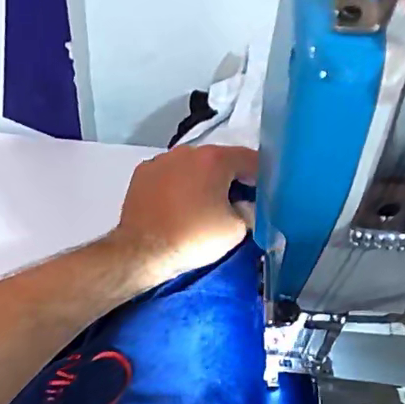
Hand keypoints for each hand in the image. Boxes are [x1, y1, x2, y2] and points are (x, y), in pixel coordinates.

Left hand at [100, 144, 255, 289]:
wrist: (142, 252)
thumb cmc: (193, 238)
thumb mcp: (236, 230)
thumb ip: (249, 211)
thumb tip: (244, 206)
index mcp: (215, 159)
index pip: (250, 159)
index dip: (261, 177)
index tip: (262, 195)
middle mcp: (187, 151)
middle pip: (219, 160)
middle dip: (230, 178)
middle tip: (235, 203)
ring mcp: (161, 160)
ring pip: (192, 166)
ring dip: (202, 180)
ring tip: (203, 206)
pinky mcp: (142, 174)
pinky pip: (170, 175)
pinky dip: (178, 185)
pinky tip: (178, 206)